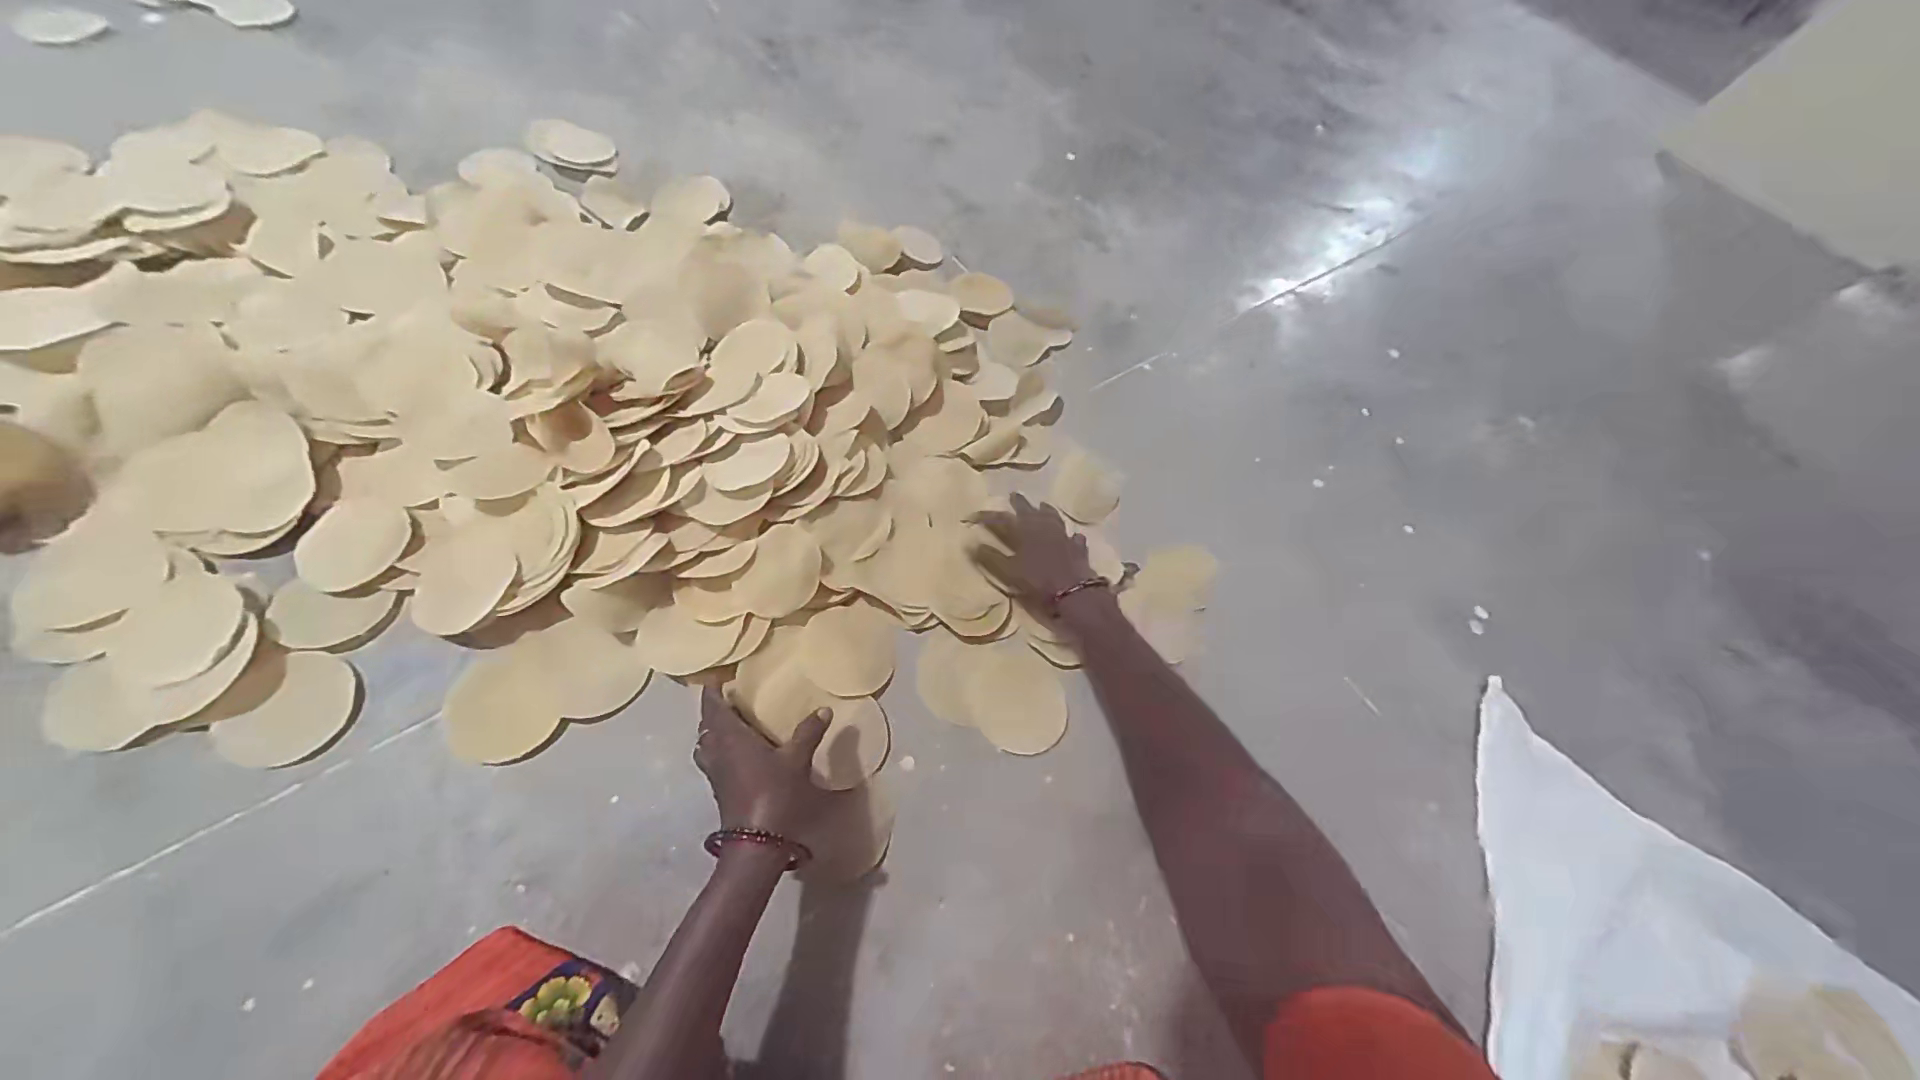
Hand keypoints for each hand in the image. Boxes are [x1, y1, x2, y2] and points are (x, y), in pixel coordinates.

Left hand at [694, 686, 833, 836]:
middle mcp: (716, 750)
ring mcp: (715, 771)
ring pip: (706, 743)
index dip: (711, 690)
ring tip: (732, 722)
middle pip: (706, 724)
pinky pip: (712, 758)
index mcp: (730, 737)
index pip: (712, 706)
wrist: (756, 843)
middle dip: (714, 709)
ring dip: (713, 730)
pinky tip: (738, 751)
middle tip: (730, 696)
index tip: (717, 677)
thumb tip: (824, 710)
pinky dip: (718, 747)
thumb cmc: (773, 793)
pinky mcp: (719, 787)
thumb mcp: (796, 760)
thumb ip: (808, 733)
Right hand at [971, 494, 1100, 620]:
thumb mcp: (1008, 572)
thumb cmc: (1037, 581)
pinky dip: (1070, 535)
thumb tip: (971, 543)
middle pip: (1028, 511)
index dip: (986, 517)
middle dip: (1019, 503)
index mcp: (1023, 532)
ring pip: (1052, 518)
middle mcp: (1042, 528)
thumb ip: (991, 557)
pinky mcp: (1077, 548)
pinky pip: (1073, 537)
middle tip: (1013, 495)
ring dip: (1046, 511)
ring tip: (1042, 505)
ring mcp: (1062, 536)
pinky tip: (1072, 535)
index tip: (972, 515)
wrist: (1073, 591)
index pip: (1000, 520)